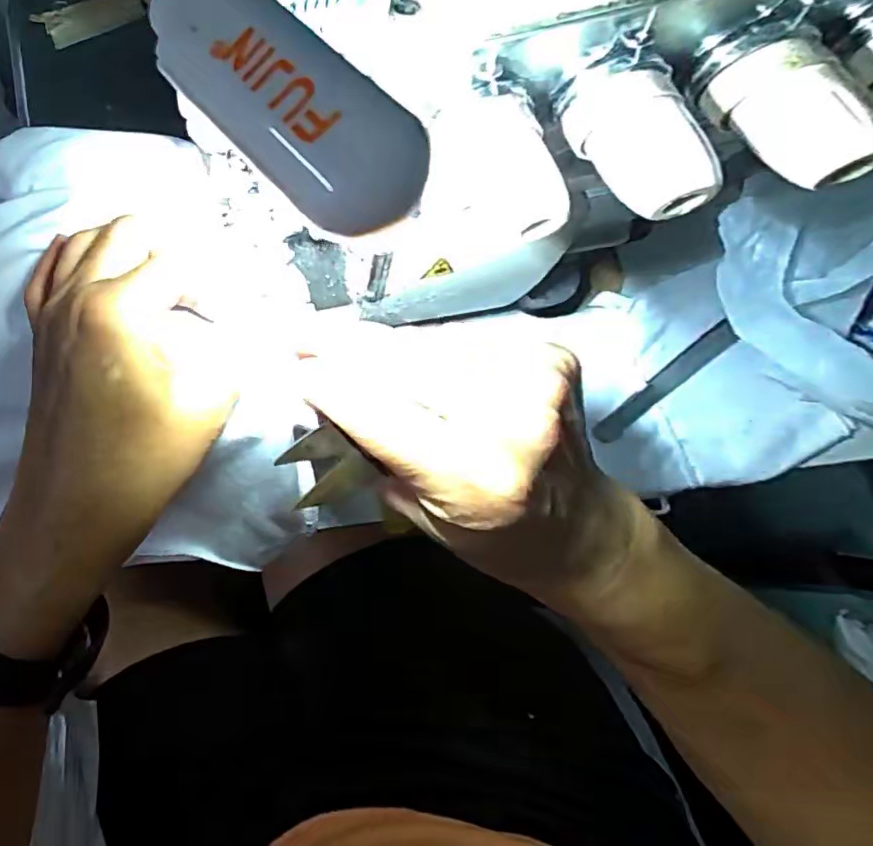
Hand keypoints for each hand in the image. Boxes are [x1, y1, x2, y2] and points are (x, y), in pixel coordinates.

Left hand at [0, 217, 239, 659]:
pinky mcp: (38, 333)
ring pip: (83, 241)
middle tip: (204, 284)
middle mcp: (77, 295)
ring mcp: (51, 312)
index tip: (237, 311)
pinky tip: (89, 255)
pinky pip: (45, 273)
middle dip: (173, 246)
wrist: (71, 512)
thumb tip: (277, 325)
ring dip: (125, 243)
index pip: (180, 263)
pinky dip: (70, 255)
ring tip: (161, 268)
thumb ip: (242, 349)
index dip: (217, 281)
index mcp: (119, 307)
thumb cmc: (142, 461)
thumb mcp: (208, 402)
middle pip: (127, 232)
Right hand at [294, 322, 653, 613]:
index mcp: (472, 475)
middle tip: (302, 335)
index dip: (326, 385)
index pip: (375, 411)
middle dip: (341, 347)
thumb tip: (325, 395)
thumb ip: (372, 451)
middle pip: (398, 363)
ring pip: (427, 343)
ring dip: (380, 343)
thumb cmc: (493, 537)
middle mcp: (509, 418)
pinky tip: (411, 358)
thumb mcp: (415, 513)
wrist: (581, 527)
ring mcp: (535, 378)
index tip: (291, 368)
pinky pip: (462, 339)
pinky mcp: (549, 354)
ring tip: (342, 340)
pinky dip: (426, 346)